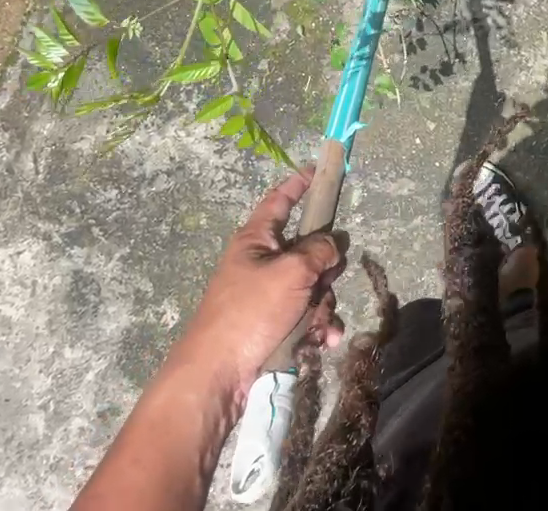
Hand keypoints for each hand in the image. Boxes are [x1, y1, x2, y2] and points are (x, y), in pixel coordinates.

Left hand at [166, 170, 345, 402]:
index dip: (298, 184)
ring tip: (319, 324)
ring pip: (314, 285)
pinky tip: (323, 340)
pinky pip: (309, 314)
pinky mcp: (273, 324)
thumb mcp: (292, 271)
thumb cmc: (249, 312)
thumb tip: (331, 246)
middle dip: (326, 268)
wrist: (215, 376)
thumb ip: (320, 249)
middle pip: (310, 250)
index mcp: (257, 241)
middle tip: (326, 279)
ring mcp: (267, 295)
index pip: (280, 201)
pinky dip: (320, 326)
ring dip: (324, 304)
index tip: (317, 169)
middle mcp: (262, 263)